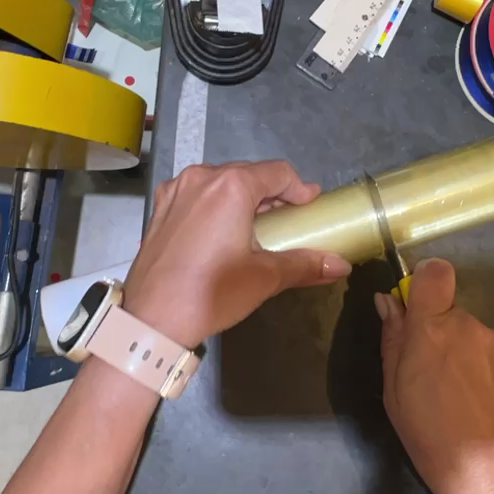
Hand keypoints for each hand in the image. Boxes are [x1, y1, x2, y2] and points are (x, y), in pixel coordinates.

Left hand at [123, 161, 351, 348]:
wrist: (151, 320)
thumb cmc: (211, 294)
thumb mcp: (264, 278)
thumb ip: (304, 264)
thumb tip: (341, 266)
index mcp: (230, 186)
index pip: (277, 172)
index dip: (299, 187)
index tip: (311, 204)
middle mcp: (201, 178)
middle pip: (247, 174)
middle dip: (271, 193)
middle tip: (287, 219)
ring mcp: (176, 190)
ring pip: (220, 182)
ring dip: (242, 198)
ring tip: (255, 225)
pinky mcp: (161, 207)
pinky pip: (197, 194)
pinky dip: (216, 204)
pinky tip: (222, 230)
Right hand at [377, 259, 493, 493]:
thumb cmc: (431, 438)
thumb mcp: (394, 393)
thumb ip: (393, 339)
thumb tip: (389, 302)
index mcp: (432, 327)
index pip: (434, 272)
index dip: (424, 282)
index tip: (415, 308)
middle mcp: (469, 325)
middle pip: (449, 311)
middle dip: (437, 332)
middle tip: (428, 375)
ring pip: (471, 334)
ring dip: (461, 353)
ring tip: (457, 398)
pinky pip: (491, 355)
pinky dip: (482, 371)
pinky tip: (480, 406)